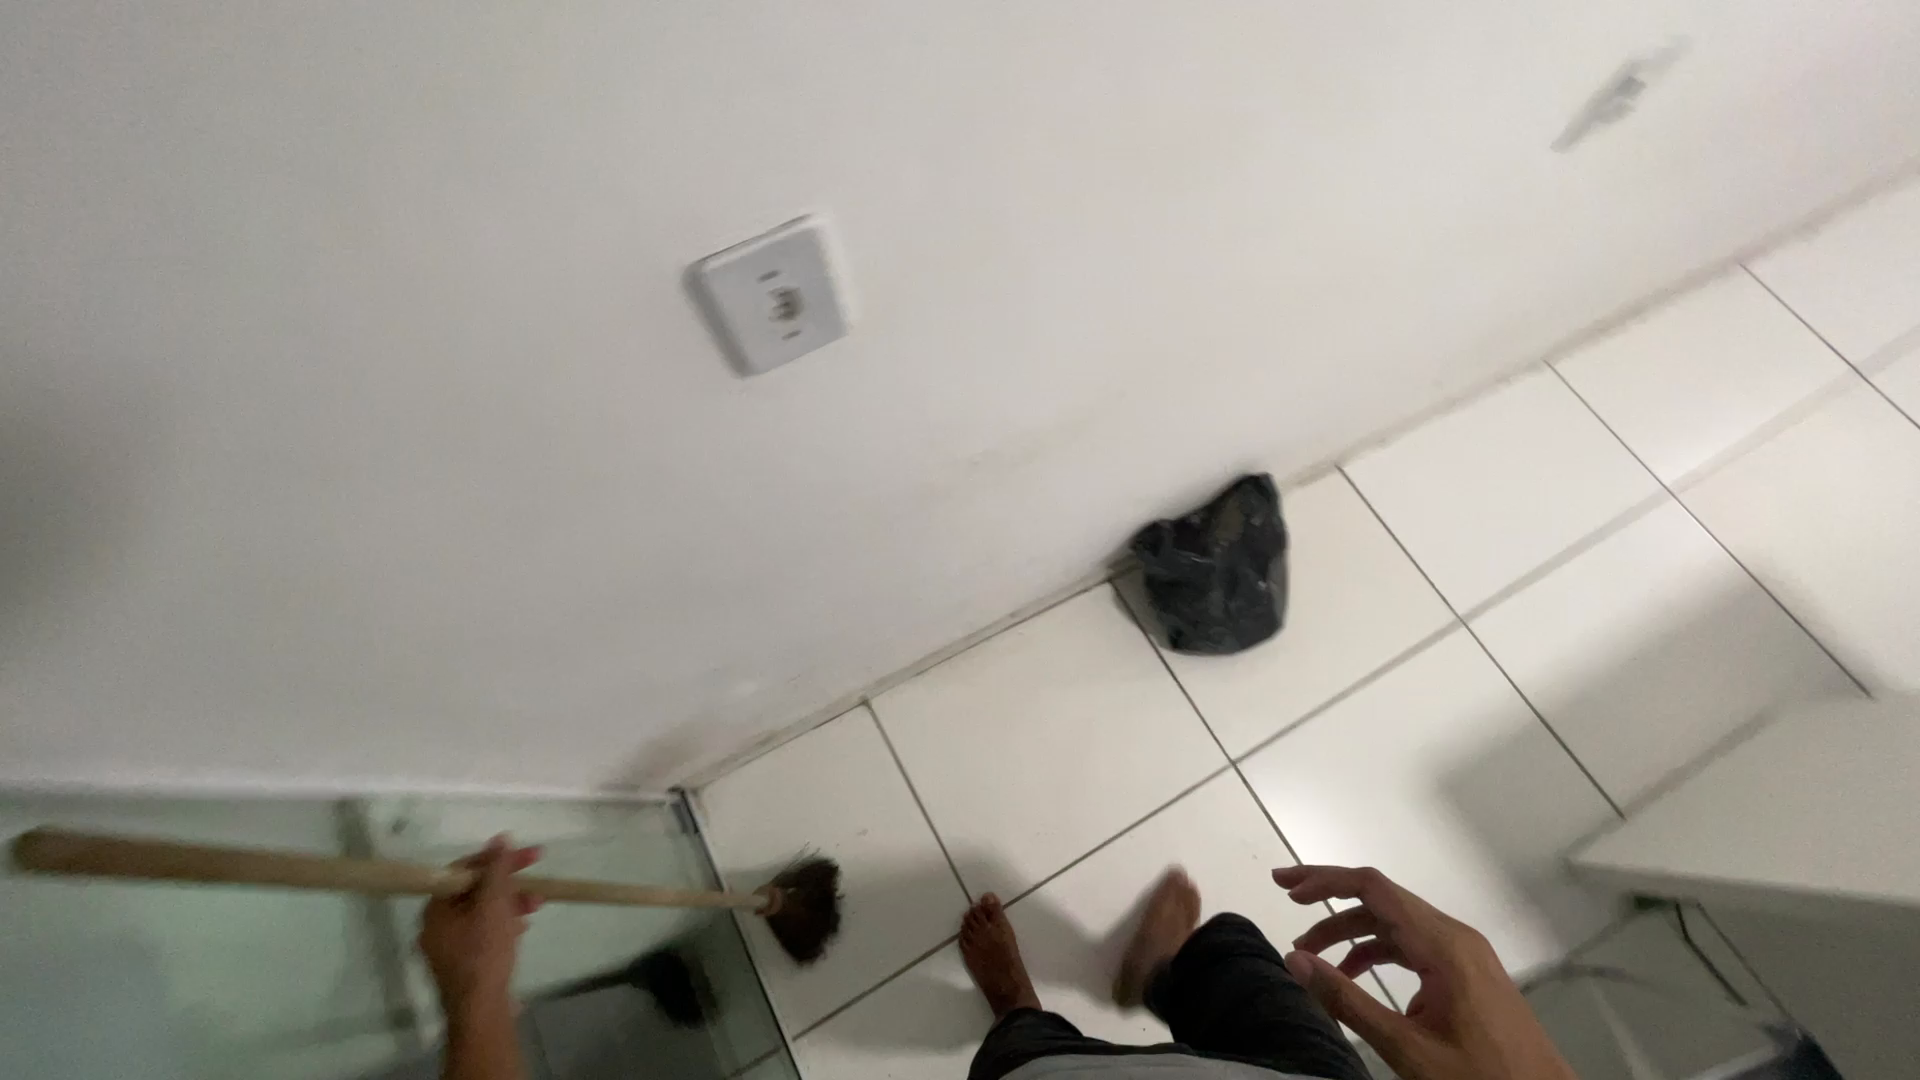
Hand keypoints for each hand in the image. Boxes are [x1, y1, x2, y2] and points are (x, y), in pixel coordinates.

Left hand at [418, 835, 544, 1014]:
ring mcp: (449, 945)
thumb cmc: (485, 951)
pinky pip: (485, 929)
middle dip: (509, 884)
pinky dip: (505, 922)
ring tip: (536, 905)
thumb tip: (500, 838)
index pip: (464, 870)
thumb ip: (497, 869)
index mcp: (436, 910)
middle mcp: (437, 926)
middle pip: (475, 890)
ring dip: (512, 902)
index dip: (497, 859)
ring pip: (483, 910)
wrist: (481, 1008)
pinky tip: (523, 927)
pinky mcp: (464, 960)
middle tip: (538, 880)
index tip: (527, 856)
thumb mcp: (495, 904)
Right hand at [1273, 864, 1576, 1079]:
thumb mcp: (1408, 1049)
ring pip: (1394, 923)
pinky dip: (1376, 951)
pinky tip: (1356, 976)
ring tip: (1312, 954)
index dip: (1324, 879)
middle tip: (1287, 904)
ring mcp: (1464, 954)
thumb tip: (1294, 960)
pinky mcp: (1468, 974)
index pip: (1372, 887)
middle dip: (1329, 900)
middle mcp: (1454, 936)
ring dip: (1350, 931)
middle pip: (1380, 899)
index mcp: (1443, 944)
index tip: (1284, 884)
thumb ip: (1348, 1001)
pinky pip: (1412, 945)